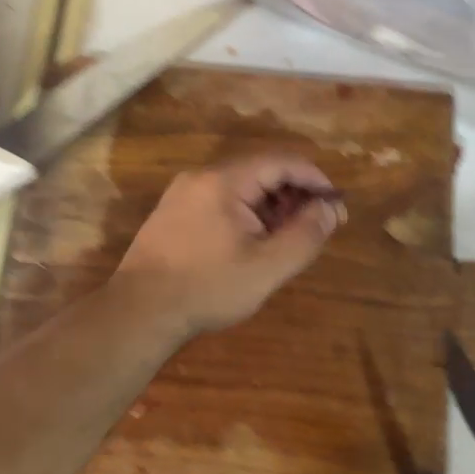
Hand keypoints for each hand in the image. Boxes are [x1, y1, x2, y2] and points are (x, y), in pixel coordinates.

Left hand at [114, 155, 343, 335]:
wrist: (138, 312)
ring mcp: (182, 194)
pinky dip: (247, 214)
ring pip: (240, 187)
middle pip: (260, 171)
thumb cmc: (207, 288)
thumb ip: (306, 234)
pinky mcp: (172, 214)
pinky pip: (220, 201)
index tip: (337, 205)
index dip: (315, 179)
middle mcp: (200, 177)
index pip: (281, 161)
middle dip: (294, 194)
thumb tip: (331, 209)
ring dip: (271, 206)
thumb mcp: (267, 266)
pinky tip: (255, 244)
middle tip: (318, 226)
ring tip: (290, 238)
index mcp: (223, 180)